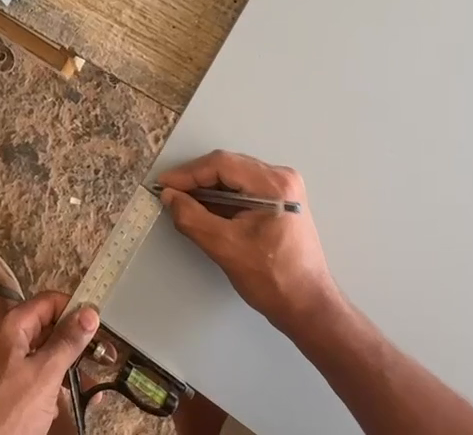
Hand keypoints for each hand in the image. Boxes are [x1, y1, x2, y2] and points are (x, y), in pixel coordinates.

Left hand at [0, 291, 98, 434]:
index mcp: (12, 325)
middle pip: (49, 327)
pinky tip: (69, 404)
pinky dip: (55, 385)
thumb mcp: (44, 375)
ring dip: (71, 368)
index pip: (50, 301)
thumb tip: (90, 311)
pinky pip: (37, 375)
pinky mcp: (8, 386)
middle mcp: (8, 337)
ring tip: (96, 388)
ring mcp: (7, 363)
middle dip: (78, 342)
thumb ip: (68, 342)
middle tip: (107, 358)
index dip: (76, 310)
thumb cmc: (10, 411)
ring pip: (46, 354)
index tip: (101, 327)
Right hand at [157, 151, 339, 331]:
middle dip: (197, 179)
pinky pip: (244, 188)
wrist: (308, 307)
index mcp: (273, 184)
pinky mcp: (281, 201)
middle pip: (228, 166)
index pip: (222, 164)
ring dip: (208, 189)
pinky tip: (206, 209)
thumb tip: (170, 197)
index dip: (188, 173)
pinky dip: (223, 197)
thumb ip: (192, 218)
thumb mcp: (226, 248)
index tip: (164, 185)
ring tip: (184, 202)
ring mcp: (284, 188)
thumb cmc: (272, 279)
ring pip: (235, 176)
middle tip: (171, 194)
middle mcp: (282, 177)